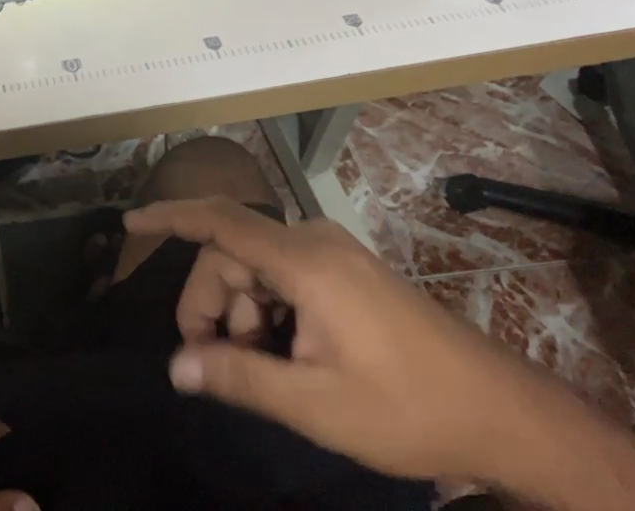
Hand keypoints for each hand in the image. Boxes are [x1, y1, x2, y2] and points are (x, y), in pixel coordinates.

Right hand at [123, 197, 597, 482]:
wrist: (505, 415)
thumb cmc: (408, 408)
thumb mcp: (313, 403)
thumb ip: (238, 377)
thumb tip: (176, 367)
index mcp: (305, 262)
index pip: (220, 221)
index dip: (170, 217)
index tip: (129, 223)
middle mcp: (315, 243)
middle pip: (232, 256)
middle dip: (212, 307)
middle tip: (215, 366)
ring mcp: (336, 257)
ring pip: (256, 272)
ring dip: (243, 318)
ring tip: (265, 374)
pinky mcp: (348, 275)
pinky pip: (285, 281)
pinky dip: (270, 316)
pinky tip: (287, 359)